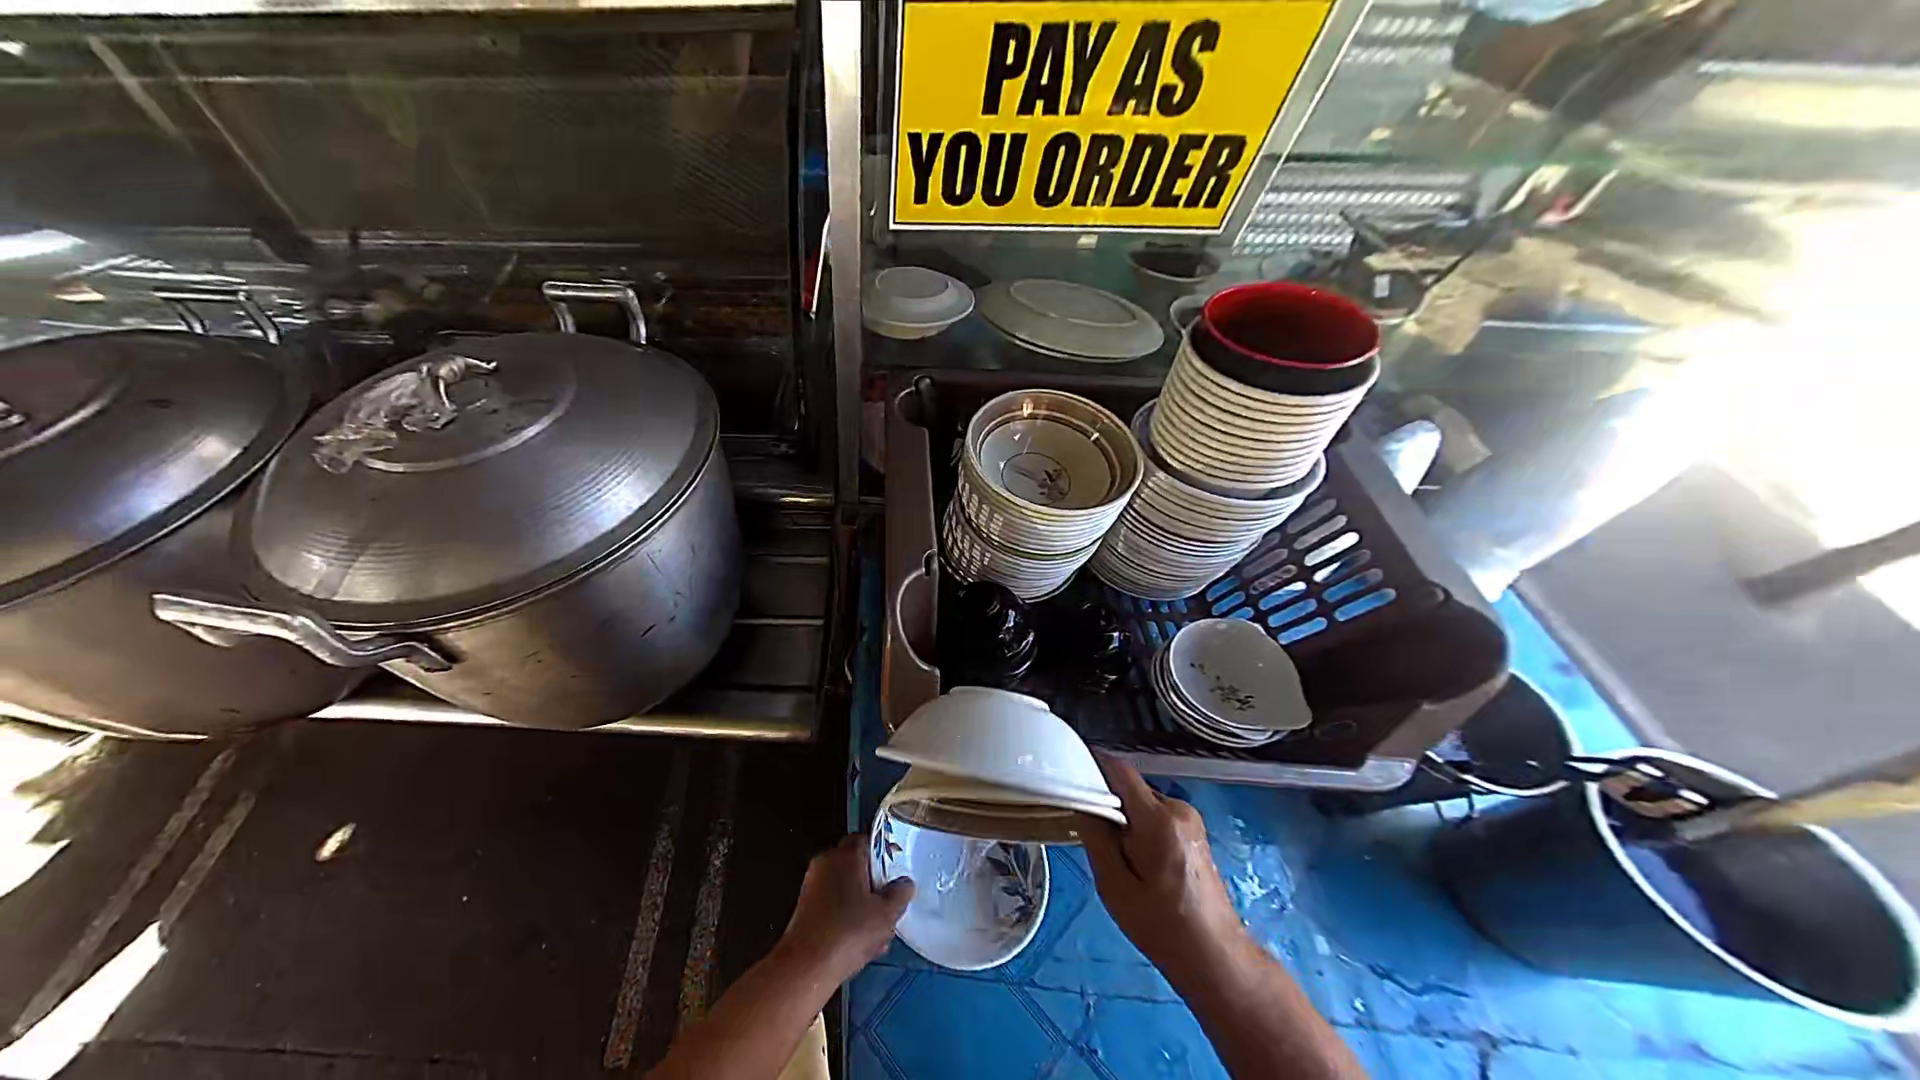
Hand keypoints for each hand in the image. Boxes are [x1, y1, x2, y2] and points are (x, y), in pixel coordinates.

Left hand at [776, 834, 914, 983]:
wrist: (806, 967)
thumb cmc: (847, 932)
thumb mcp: (887, 913)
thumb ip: (900, 894)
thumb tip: (905, 884)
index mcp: (845, 854)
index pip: (867, 839)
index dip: (884, 854)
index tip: (896, 871)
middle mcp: (825, 864)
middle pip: (856, 866)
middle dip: (874, 885)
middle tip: (889, 904)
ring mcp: (812, 887)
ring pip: (845, 889)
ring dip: (861, 905)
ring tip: (878, 932)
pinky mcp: (804, 911)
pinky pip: (832, 906)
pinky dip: (846, 918)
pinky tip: (860, 944)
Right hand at [1077, 756, 1248, 985]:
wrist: (1216, 957)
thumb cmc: (1162, 926)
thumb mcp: (1114, 885)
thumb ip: (1096, 836)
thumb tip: (1082, 802)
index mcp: (1158, 818)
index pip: (1119, 770)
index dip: (1091, 766)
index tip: (1069, 777)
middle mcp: (1178, 809)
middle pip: (1130, 787)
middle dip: (1109, 803)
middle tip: (1092, 835)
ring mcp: (1191, 820)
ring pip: (1144, 802)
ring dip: (1126, 818)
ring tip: (1118, 857)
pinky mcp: (1195, 833)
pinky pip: (1158, 815)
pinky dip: (1142, 828)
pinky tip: (1139, 862)